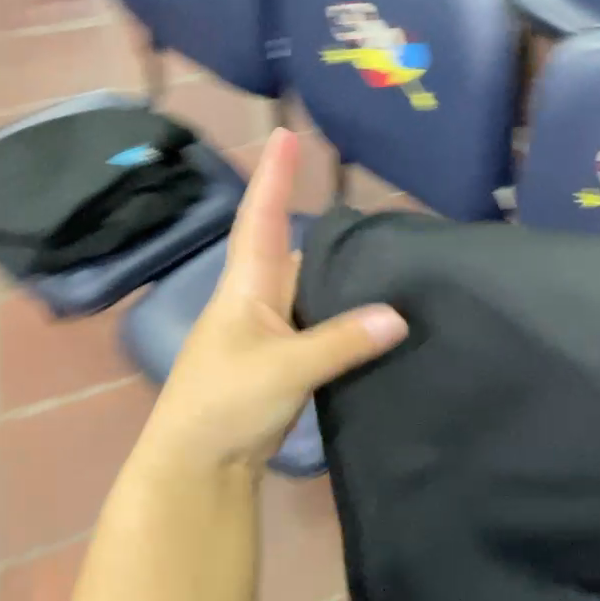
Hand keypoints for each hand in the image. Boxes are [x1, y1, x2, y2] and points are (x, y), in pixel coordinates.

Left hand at [137, 129, 408, 473]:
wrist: (200, 465)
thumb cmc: (224, 403)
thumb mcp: (285, 368)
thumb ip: (342, 341)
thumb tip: (399, 315)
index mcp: (247, 289)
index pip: (261, 220)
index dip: (275, 178)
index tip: (286, 135)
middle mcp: (259, 302)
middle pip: (294, 251)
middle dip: (325, 227)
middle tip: (374, 213)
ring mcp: (273, 333)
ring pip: (314, 290)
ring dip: (345, 276)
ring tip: (392, 261)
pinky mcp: (288, 362)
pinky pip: (326, 324)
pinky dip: (352, 316)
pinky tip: (380, 319)